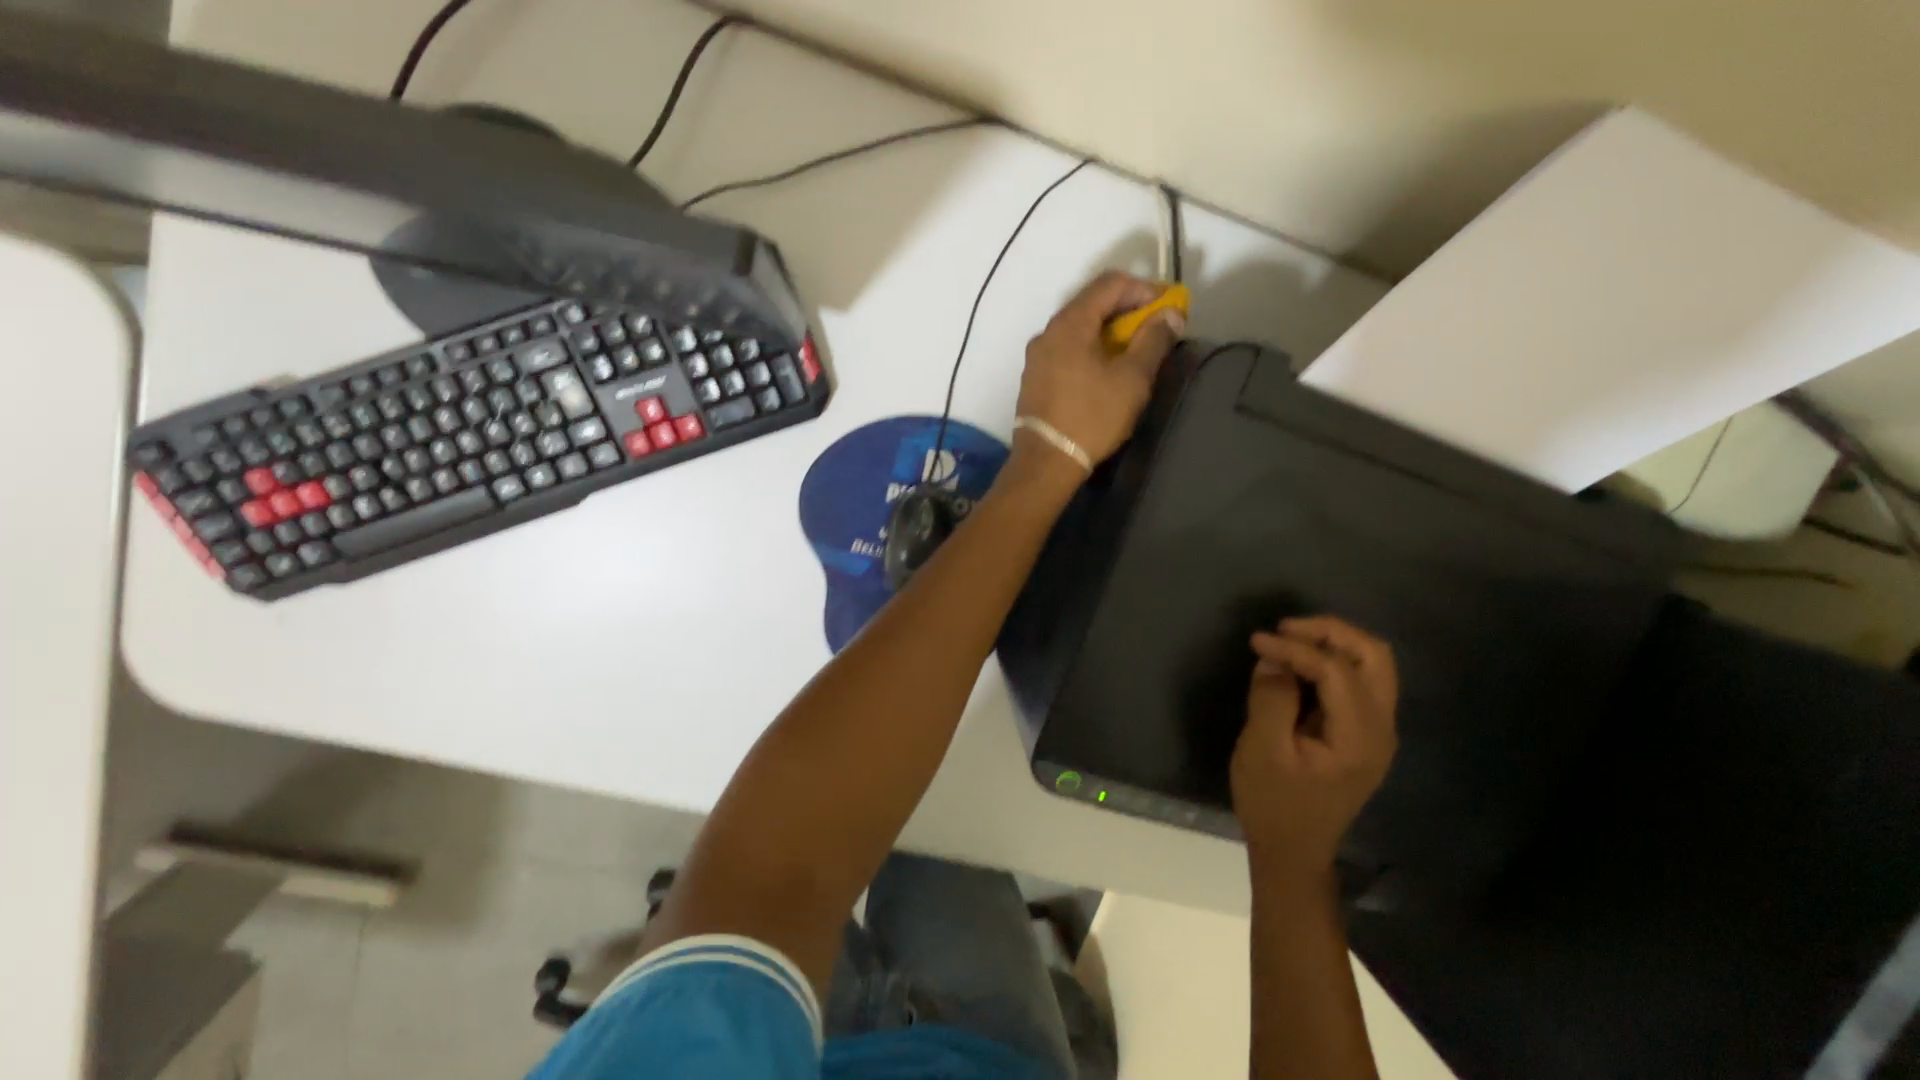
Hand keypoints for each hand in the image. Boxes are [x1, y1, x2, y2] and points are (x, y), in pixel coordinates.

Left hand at [1012, 271, 1183, 474]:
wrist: (1047, 461)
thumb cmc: (1092, 417)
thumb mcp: (1132, 378)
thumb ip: (1154, 340)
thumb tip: (1171, 314)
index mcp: (1070, 323)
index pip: (1109, 284)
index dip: (1143, 288)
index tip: (1167, 307)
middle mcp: (1048, 331)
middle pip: (1091, 303)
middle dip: (1127, 308)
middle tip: (1155, 326)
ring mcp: (1037, 355)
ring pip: (1079, 327)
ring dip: (1109, 330)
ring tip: (1135, 348)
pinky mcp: (1035, 377)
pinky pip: (1067, 349)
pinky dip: (1091, 347)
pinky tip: (1107, 368)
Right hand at [1230, 616, 1398, 878]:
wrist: (1294, 853)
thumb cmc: (1274, 805)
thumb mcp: (1262, 751)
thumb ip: (1271, 699)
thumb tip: (1273, 660)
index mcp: (1360, 736)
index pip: (1337, 670)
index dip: (1296, 648)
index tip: (1256, 641)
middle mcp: (1382, 728)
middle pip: (1374, 656)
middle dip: (1330, 633)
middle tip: (1284, 630)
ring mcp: (1378, 732)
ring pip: (1372, 665)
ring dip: (1334, 645)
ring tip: (1290, 642)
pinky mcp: (1365, 734)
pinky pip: (1360, 682)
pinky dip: (1333, 663)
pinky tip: (1299, 667)